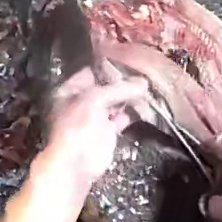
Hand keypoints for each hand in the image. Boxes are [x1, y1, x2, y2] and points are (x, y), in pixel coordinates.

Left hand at [35, 69, 149, 191]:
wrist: (76, 162)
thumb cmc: (78, 126)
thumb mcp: (95, 99)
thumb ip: (119, 89)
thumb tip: (143, 83)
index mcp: (72, 90)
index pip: (92, 72)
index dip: (110, 66)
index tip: (132, 60)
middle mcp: (83, 101)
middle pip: (106, 87)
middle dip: (123, 82)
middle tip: (145, 73)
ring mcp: (95, 116)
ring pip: (115, 102)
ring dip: (130, 96)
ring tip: (149, 87)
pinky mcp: (107, 131)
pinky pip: (122, 117)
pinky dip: (132, 112)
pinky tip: (145, 105)